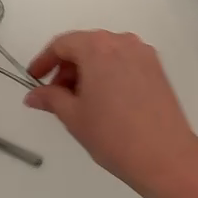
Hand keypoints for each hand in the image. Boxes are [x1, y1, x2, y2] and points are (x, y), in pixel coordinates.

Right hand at [24, 30, 197, 187]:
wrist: (163, 155)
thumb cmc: (113, 135)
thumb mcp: (74, 116)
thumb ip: (51, 98)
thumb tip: (34, 95)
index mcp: (98, 47)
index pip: (63, 44)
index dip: (44, 60)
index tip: (34, 78)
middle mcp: (123, 42)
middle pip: (86, 45)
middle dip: (67, 67)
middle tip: (55, 95)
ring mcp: (144, 54)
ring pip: (107, 54)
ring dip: (88, 70)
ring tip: (80, 101)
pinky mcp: (157, 69)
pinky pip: (125, 62)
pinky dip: (109, 73)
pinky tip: (104, 101)